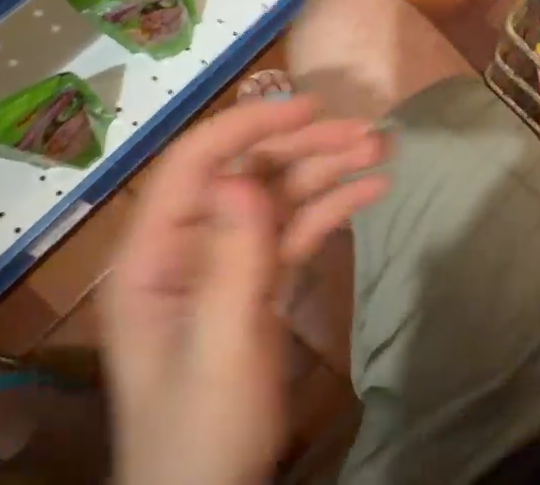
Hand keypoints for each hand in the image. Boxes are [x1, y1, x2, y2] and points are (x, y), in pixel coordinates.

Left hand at [102, 96, 387, 484]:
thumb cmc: (202, 431)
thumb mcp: (218, 348)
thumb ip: (230, 262)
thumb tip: (243, 177)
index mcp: (156, 255)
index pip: (196, 164)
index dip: (248, 126)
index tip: (309, 108)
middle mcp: (189, 246)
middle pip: (248, 172)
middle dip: (306, 146)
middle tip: (367, 134)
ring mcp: (226, 264)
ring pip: (279, 196)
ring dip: (329, 170)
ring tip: (383, 152)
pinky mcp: (259, 283)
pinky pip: (296, 230)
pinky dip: (334, 207)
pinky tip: (372, 192)